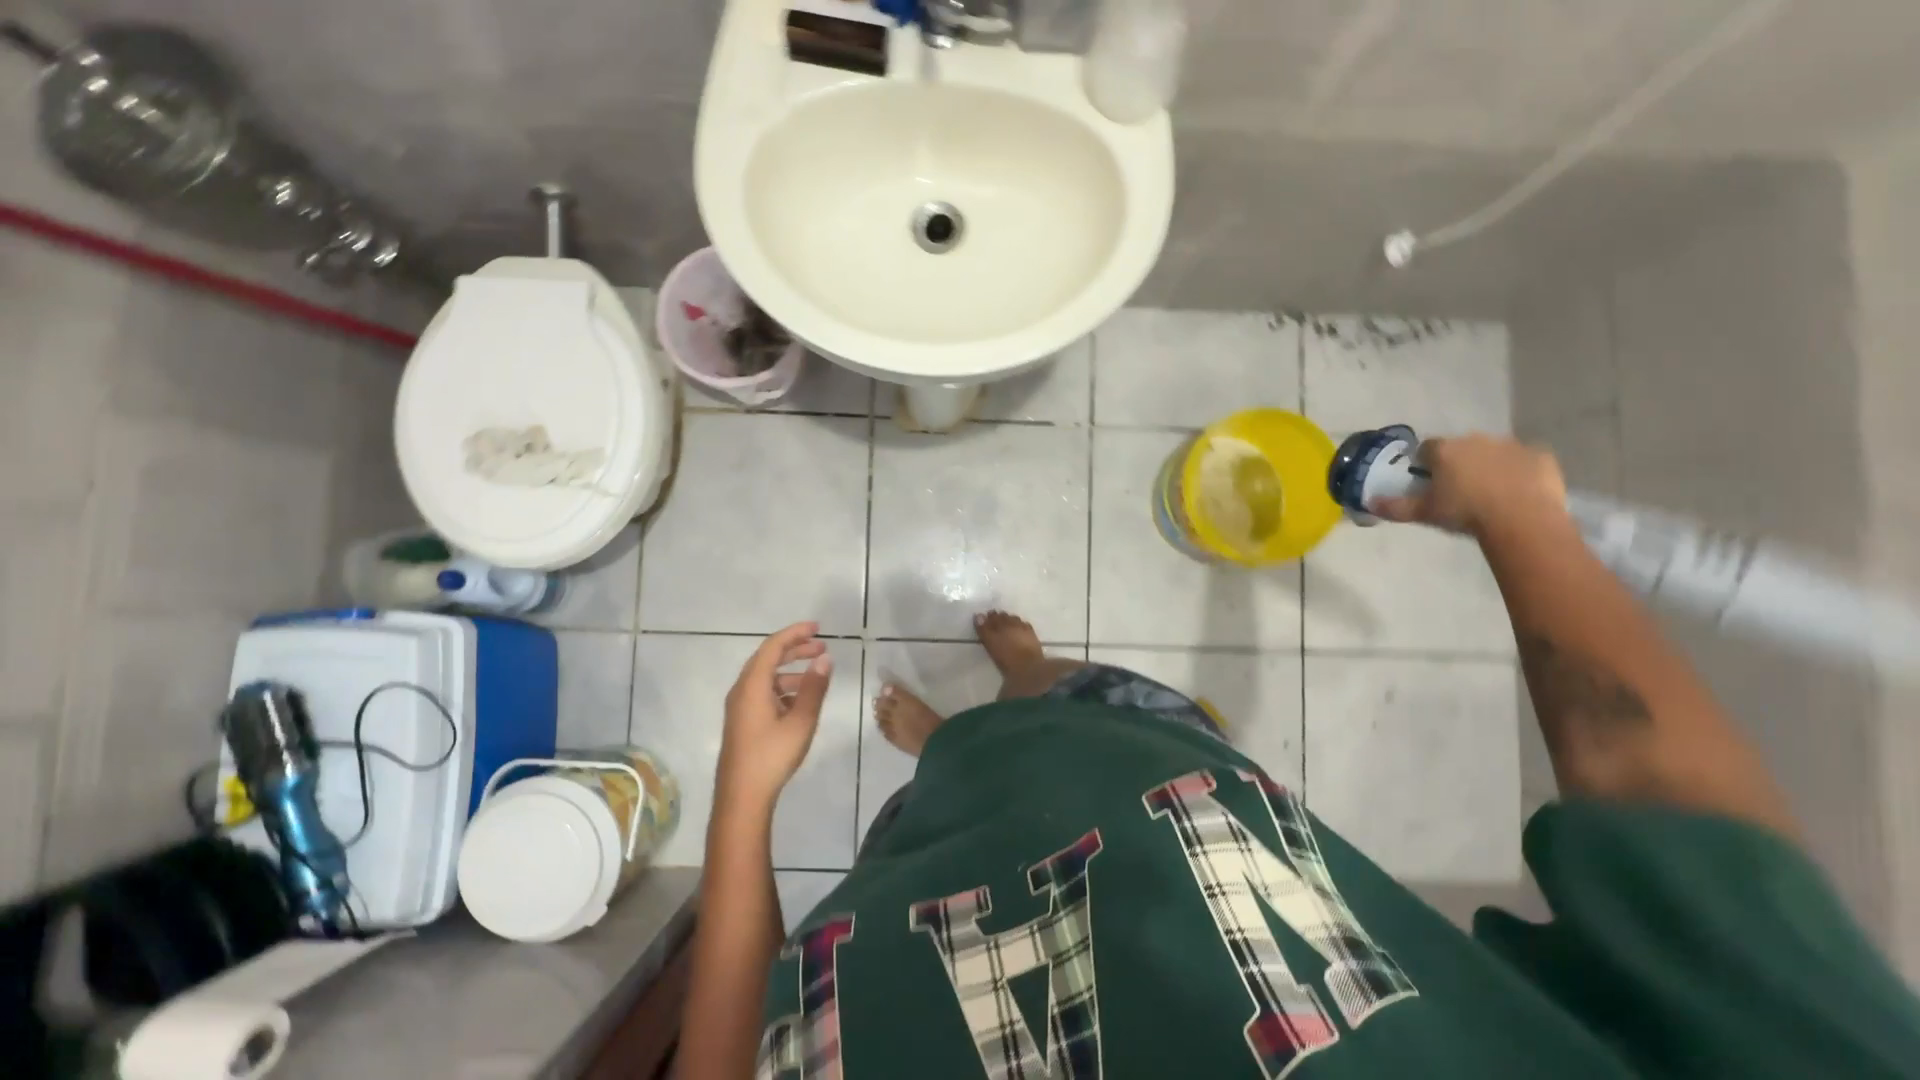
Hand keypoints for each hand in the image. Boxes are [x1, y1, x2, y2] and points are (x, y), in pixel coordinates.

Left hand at [716, 622, 833, 814]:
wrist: (741, 796)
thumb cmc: (771, 756)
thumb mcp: (800, 722)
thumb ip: (813, 688)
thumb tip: (825, 659)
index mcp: (752, 685)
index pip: (773, 647)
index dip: (795, 634)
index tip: (818, 628)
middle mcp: (742, 690)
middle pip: (767, 659)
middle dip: (795, 650)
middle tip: (822, 647)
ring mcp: (739, 707)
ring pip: (765, 678)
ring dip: (790, 671)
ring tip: (816, 676)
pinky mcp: (742, 722)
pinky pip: (763, 693)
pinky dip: (782, 688)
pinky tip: (800, 701)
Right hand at [1371, 435, 1568, 536]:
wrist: (1521, 519)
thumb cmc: (1465, 513)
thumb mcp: (1425, 513)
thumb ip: (1396, 507)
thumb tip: (1369, 503)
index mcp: (1445, 450)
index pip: (1427, 448)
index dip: (1426, 463)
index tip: (1429, 481)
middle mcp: (1476, 440)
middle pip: (1462, 448)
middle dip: (1460, 463)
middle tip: (1460, 489)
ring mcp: (1511, 445)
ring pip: (1494, 452)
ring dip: (1490, 465)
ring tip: (1491, 493)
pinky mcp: (1540, 456)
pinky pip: (1525, 461)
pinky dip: (1521, 472)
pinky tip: (1520, 492)